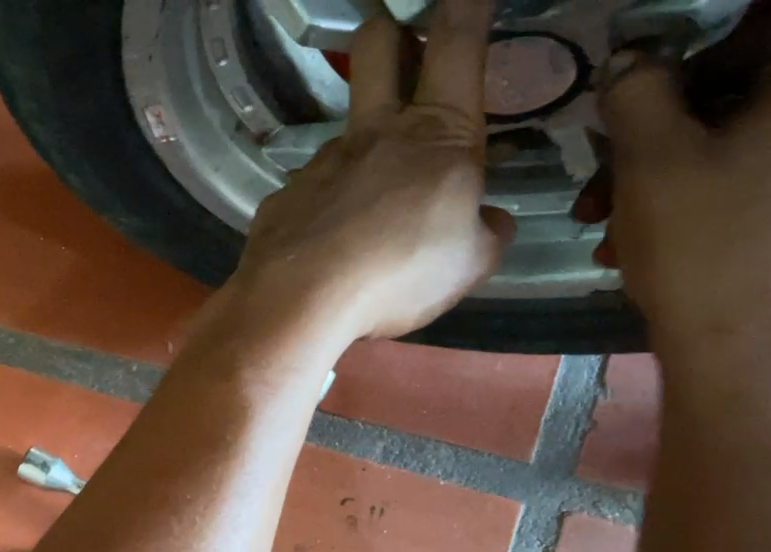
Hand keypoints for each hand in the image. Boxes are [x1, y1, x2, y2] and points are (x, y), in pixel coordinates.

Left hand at [228, 0, 514, 342]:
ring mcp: (319, 164)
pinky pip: (308, 197)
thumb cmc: (398, 276)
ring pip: (342, 138)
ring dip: (357, 159)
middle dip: (388, 30)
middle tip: (398, 43)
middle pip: (377, 49)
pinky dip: (320, 214)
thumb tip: (488, 221)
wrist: (296, 303)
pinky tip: (322, 250)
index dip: (465, 5)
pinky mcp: (281, 200)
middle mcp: (374, 134)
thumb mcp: (470, 263)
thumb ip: (484, 233)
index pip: (457, 43)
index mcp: (438, 134)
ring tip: (362, 219)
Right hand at [596, 19, 770, 351]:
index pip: (759, 33)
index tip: (627, 117)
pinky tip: (646, 249)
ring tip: (609, 229)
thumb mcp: (650, 160)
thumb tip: (631, 61)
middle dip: (657, 141)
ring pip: (738, 151)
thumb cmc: (701, 244)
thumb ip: (636, 95)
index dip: (681, 68)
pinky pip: (753, 191)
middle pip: (741, 100)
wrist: (745, 350)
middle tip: (598, 189)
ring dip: (663, 182)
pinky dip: (696, 209)